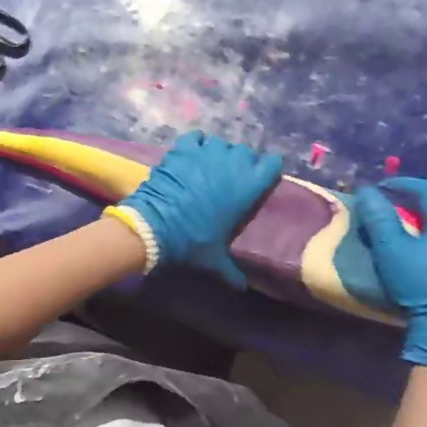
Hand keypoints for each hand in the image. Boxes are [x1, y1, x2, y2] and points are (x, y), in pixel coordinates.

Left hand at [122, 131, 281, 289]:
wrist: (155, 227)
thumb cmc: (192, 242)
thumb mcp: (215, 259)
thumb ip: (231, 271)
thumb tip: (241, 288)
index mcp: (250, 186)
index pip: (272, 164)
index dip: (264, 169)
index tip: (257, 177)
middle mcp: (233, 163)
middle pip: (245, 152)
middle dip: (239, 161)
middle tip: (227, 176)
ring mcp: (207, 153)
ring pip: (219, 143)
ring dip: (215, 152)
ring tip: (206, 165)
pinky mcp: (182, 150)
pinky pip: (194, 138)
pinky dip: (193, 144)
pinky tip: (189, 154)